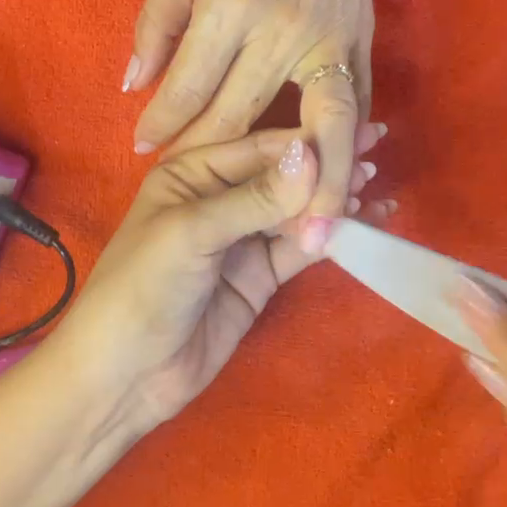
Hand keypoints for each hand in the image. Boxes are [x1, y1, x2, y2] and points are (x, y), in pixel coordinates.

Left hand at [51, 124, 392, 436]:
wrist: (125, 374)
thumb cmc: (141, 288)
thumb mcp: (192, 234)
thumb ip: (254, 198)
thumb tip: (313, 152)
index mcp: (190, 171)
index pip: (257, 147)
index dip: (305, 142)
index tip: (354, 132)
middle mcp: (218, 196)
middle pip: (281, 174)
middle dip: (326, 164)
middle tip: (378, 146)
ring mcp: (241, 237)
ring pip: (297, 209)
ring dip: (336, 197)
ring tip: (381, 183)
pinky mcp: (260, 276)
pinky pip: (303, 247)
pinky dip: (335, 236)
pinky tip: (370, 222)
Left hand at [125, 0, 409, 220]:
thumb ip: (157, 21)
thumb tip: (135, 84)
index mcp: (226, 5)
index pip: (186, 89)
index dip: (161, 124)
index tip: (143, 148)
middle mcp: (278, 32)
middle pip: (237, 119)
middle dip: (207, 160)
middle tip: (190, 198)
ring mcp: (326, 42)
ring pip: (306, 131)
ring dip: (299, 188)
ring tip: (295, 237)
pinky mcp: (360, 43)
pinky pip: (350, 109)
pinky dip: (341, 150)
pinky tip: (334, 184)